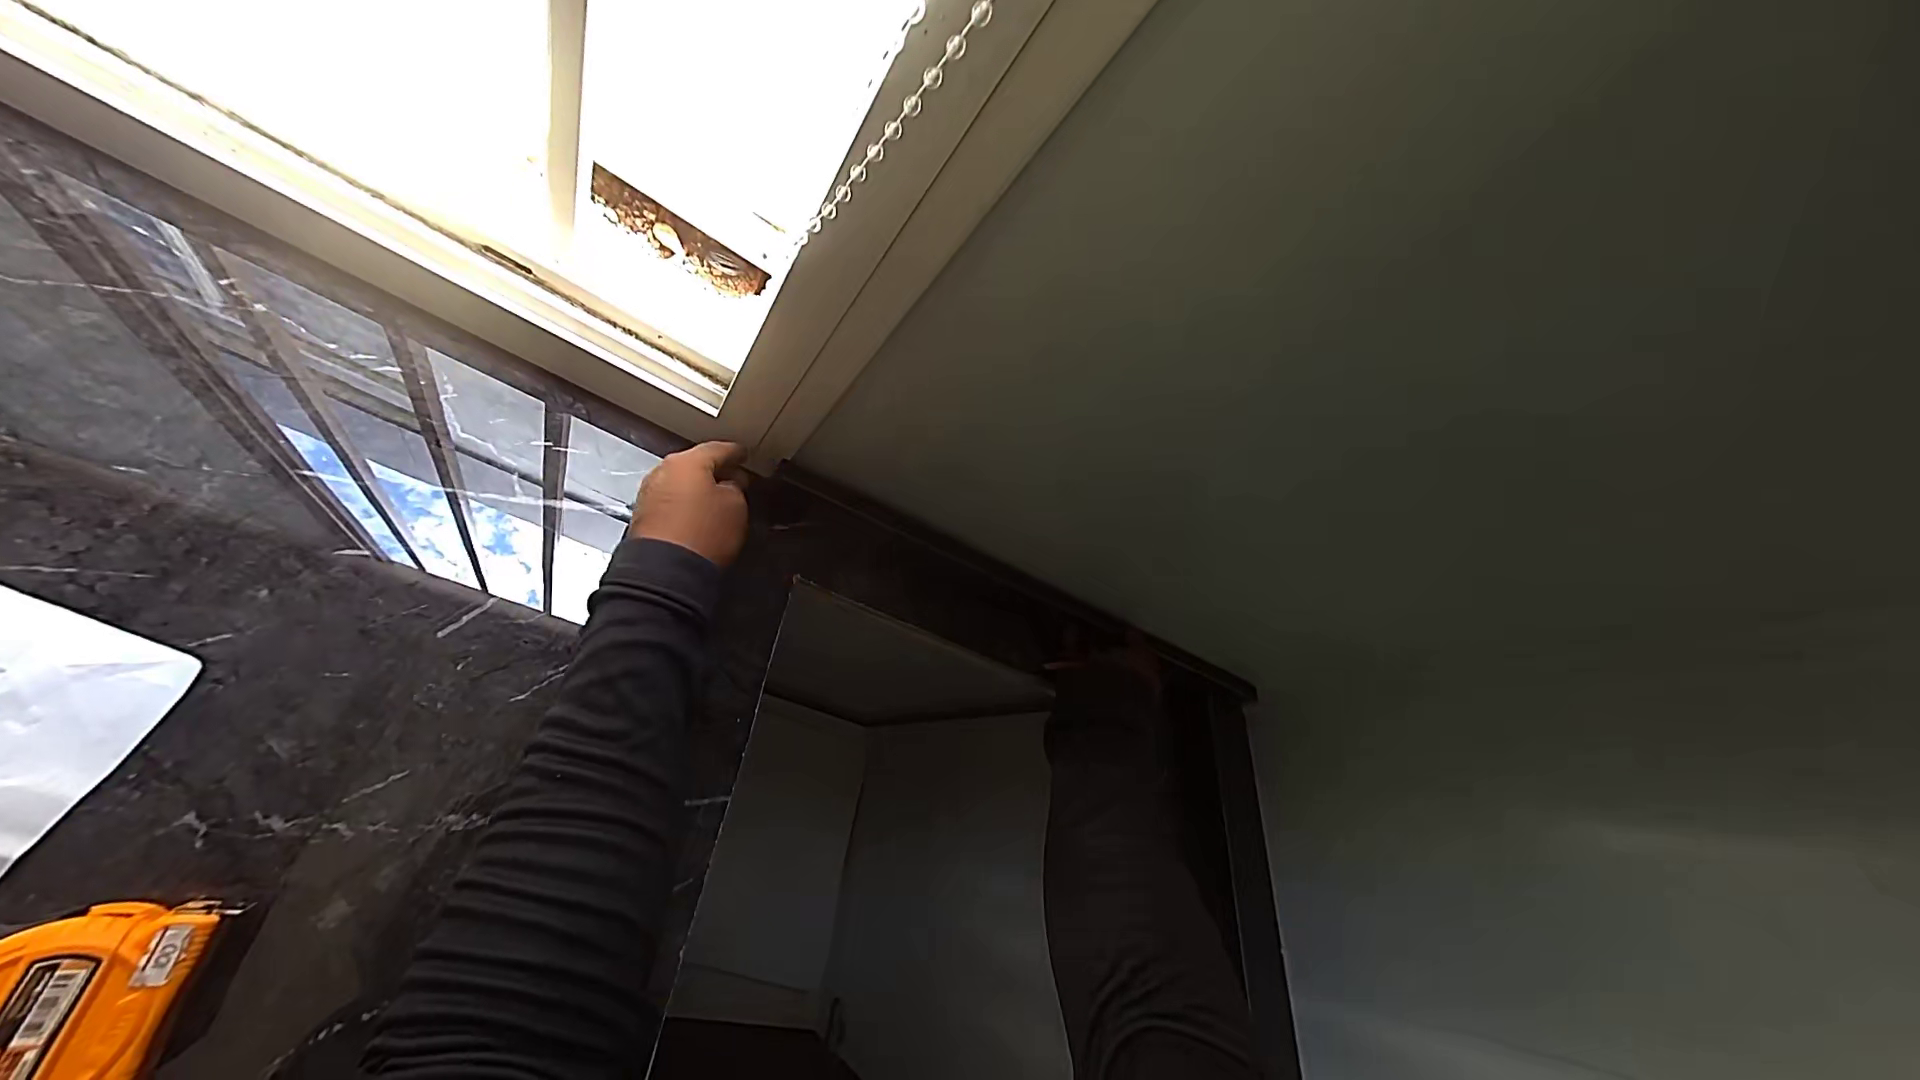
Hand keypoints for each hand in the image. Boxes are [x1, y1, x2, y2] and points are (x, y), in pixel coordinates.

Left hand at [629, 441, 749, 566]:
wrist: (666, 570)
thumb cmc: (705, 532)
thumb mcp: (736, 506)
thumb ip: (735, 488)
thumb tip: (728, 485)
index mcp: (687, 462)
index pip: (718, 449)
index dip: (736, 453)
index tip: (745, 455)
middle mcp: (663, 472)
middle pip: (695, 464)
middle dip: (715, 470)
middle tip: (735, 478)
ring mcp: (649, 494)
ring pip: (681, 483)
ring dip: (699, 488)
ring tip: (718, 499)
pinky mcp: (643, 517)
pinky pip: (671, 502)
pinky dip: (686, 504)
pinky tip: (699, 514)